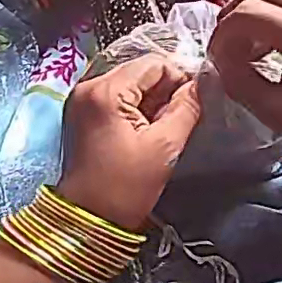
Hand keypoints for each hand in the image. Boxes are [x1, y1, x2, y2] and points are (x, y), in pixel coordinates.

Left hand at [55, 55, 202, 228]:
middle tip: (175, 122)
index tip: (191, 105)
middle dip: (163, 92)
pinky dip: (133, 110)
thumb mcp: (164, 146)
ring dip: (149, 102)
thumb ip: (186, 107)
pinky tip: (142, 133)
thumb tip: (201, 83)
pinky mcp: (81, 114)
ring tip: (159, 131)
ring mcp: (81, 100)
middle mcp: (88, 86)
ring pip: (128, 84)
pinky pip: (115, 98)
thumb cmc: (125, 187)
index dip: (179, 79)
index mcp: (105, 91)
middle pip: (139, 71)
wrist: (87, 219)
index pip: (154, 63)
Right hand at [210, 0, 281, 177]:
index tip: (217, 58)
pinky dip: (277, 16)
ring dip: (256, 13)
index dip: (222, 34)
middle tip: (226, 47)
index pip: (246, 13)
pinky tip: (274, 47)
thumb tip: (221, 60)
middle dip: (234, 15)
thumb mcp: (278, 113)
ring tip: (249, 49)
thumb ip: (241, 80)